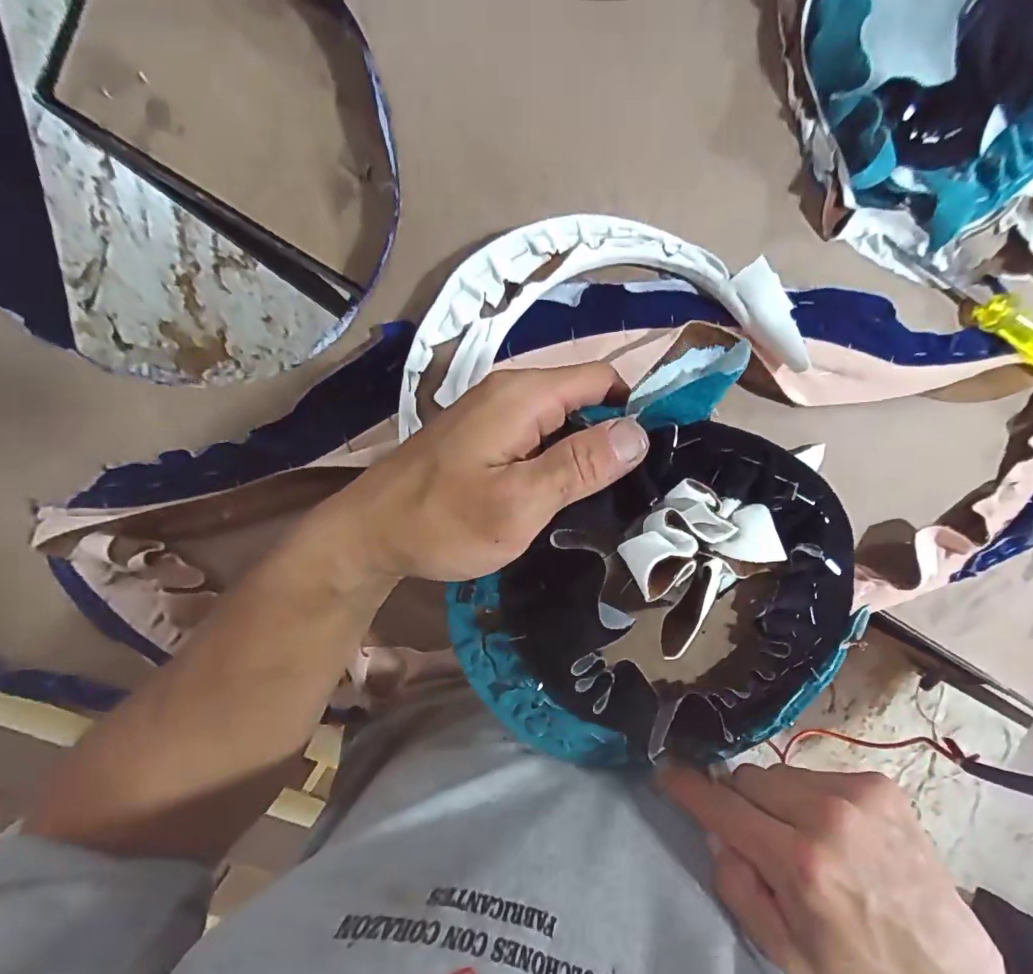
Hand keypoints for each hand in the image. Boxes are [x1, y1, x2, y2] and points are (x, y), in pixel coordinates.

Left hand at [321, 363, 648, 583]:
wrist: (369, 534)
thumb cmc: (441, 522)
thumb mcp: (518, 502)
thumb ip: (578, 466)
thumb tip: (638, 433)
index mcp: (524, 395)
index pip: (605, 379)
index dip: (639, 409)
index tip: (663, 456)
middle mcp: (511, 391)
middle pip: (586, 398)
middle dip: (615, 436)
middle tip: (638, 489)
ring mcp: (495, 413)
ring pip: (564, 420)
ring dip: (588, 453)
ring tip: (610, 498)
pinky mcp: (485, 436)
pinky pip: (539, 437)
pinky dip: (559, 461)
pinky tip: (566, 496)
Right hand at [663, 764, 1032, 973]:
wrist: (950, 971)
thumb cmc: (858, 969)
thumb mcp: (783, 953)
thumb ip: (737, 887)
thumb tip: (717, 833)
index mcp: (800, 861)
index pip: (723, 805)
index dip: (688, 787)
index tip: (666, 771)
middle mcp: (828, 816)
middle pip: (748, 778)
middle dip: (740, 802)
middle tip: (757, 838)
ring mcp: (859, 794)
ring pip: (780, 772)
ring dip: (775, 798)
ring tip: (801, 837)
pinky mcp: (881, 785)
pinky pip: (817, 774)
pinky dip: (811, 796)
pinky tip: (835, 832)